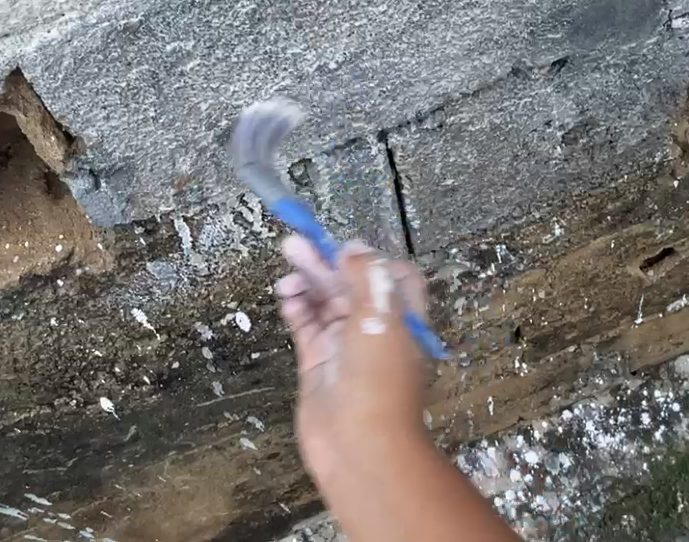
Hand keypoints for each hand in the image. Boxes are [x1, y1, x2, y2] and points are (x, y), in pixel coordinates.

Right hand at [274, 237, 434, 495]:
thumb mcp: (380, 313)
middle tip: (294, 243)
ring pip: (324, 302)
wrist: (359, 446)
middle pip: (348, 285)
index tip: (343, 249)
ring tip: (286, 267)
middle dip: (324, 263)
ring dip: (307, 282)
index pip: (390, 277)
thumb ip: (366, 273)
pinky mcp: (319, 363)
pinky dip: (297, 308)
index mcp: (402, 318)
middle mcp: (375, 330)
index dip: (368, 260)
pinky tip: (287, 295)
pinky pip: (306, 326)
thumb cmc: (378, 378)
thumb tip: (353, 248)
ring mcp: (345, 347)